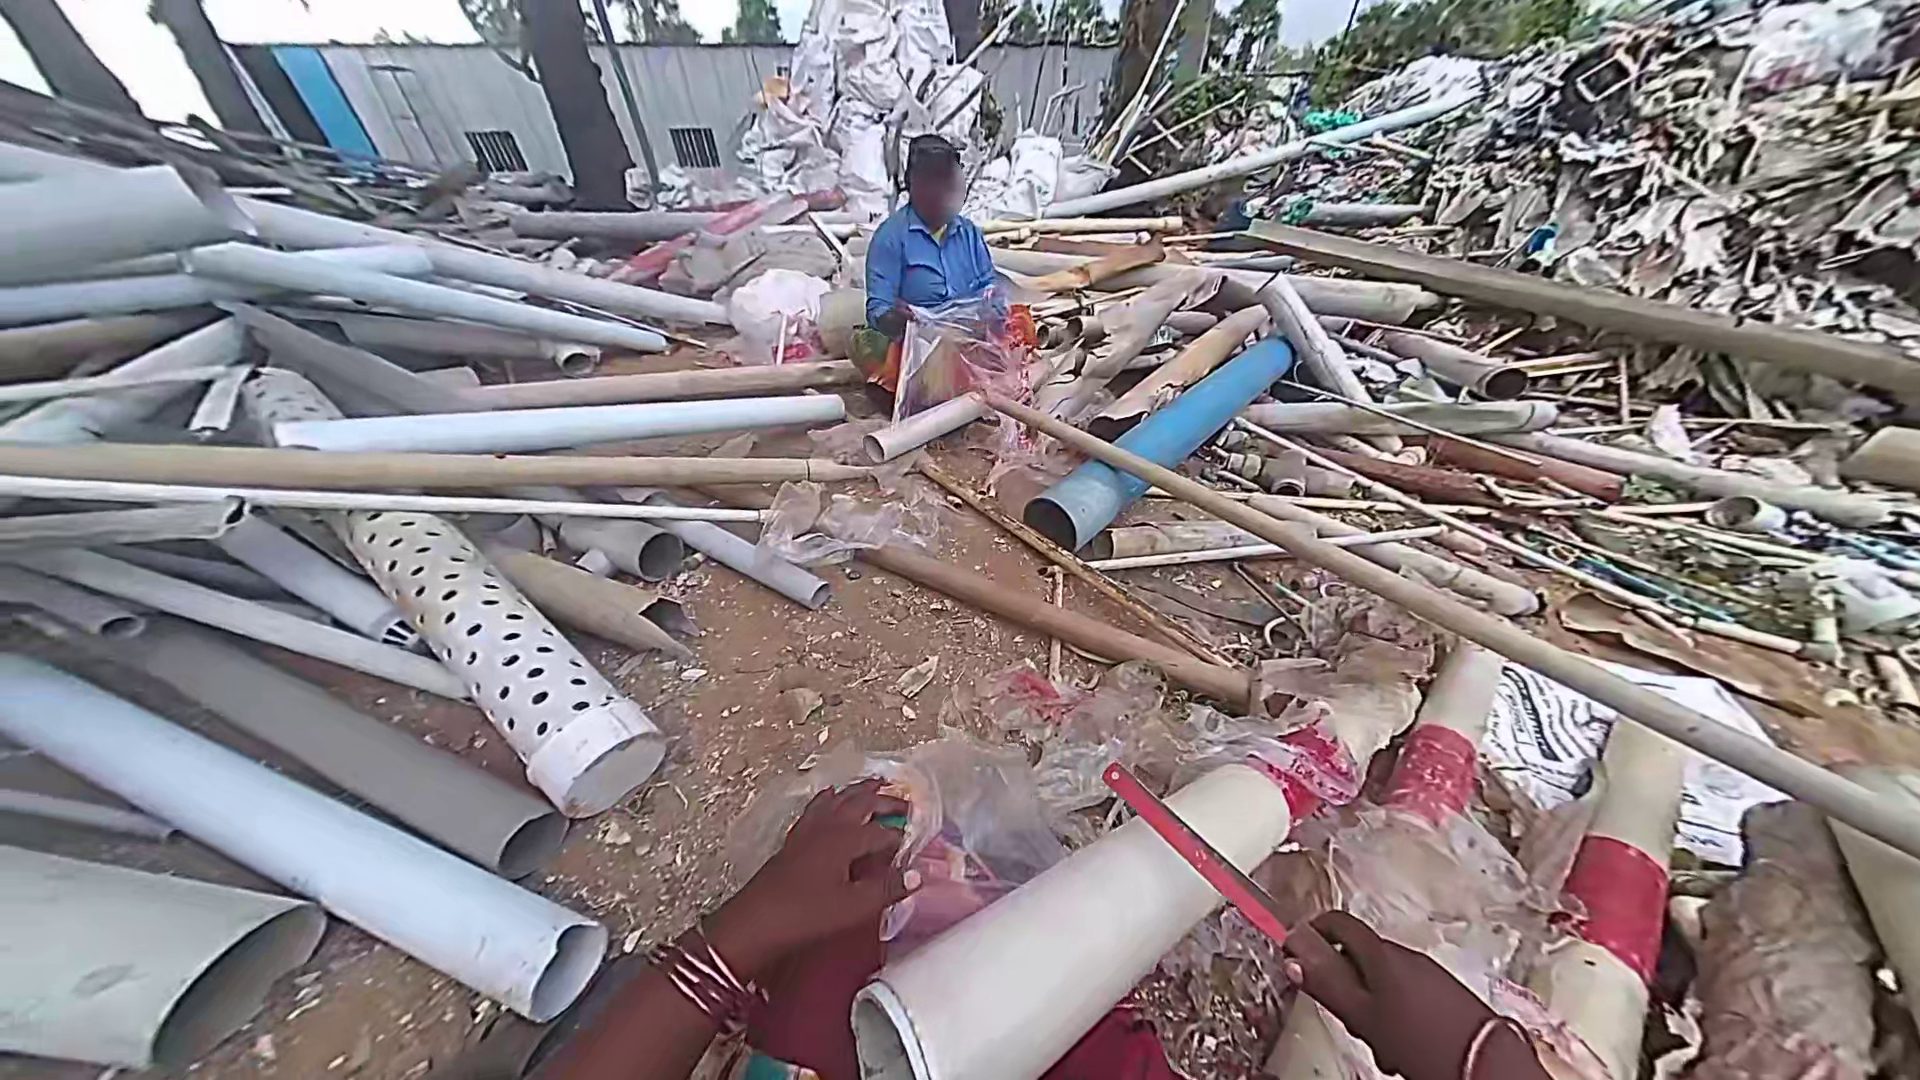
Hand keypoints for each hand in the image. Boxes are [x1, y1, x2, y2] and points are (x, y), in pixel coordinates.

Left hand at [706, 779, 917, 975]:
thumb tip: (918, 874)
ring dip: (861, 790)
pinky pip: (819, 805)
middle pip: (863, 803)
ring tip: (877, 783)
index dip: (901, 836)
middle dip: (886, 801)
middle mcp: (830, 824)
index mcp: (847, 838)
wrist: (755, 922)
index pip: (882, 832)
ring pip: (841, 798)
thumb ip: (886, 889)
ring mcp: (811, 827)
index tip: (918, 839)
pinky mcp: (797, 835)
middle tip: (906, 803)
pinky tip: (832, 795)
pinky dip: (831, 797)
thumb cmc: (806, 915)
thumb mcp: (852, 907)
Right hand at [1284, 912, 1511, 1079]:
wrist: (1494, 1072)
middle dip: (1345, 976)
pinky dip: (1397, 1008)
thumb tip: (1291, 956)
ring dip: (1371, 998)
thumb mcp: (1364, 1017)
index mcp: (1379, 952)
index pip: (1337, 921)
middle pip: (1360, 951)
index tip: (1300, 950)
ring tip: (1376, 1037)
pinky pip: (1410, 991)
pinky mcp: (1452, 997)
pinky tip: (1403, 1041)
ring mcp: (1432, 975)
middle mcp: (1405, 954)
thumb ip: (1326, 983)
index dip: (1314, 930)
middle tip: (1342, 1009)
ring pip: (1385, 975)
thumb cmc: (1421, 1042)